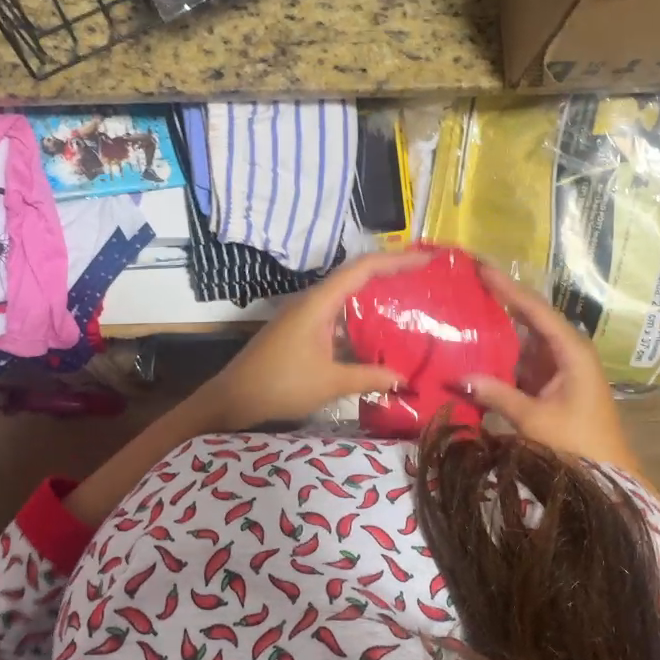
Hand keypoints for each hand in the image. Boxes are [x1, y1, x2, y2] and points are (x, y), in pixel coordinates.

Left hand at [193, 251, 432, 430]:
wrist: (233, 399)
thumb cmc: (280, 385)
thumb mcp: (330, 382)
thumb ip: (370, 376)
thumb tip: (404, 379)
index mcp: (319, 303)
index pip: (363, 269)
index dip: (397, 260)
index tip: (427, 260)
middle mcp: (312, 302)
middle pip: (356, 278)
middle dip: (391, 276)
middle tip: (425, 281)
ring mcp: (305, 316)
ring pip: (347, 299)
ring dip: (376, 301)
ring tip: (411, 306)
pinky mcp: (301, 332)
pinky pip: (338, 318)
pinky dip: (360, 323)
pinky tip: (379, 338)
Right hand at [463, 265, 637, 471]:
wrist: (610, 477)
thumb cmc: (579, 444)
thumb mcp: (534, 419)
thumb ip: (496, 394)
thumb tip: (457, 376)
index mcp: (572, 351)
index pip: (536, 310)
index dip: (508, 288)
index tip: (481, 268)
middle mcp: (567, 352)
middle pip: (530, 318)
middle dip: (501, 300)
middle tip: (468, 281)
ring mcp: (559, 368)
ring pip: (523, 340)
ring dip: (497, 328)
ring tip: (464, 308)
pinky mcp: (550, 385)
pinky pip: (521, 362)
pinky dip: (500, 356)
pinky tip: (474, 348)